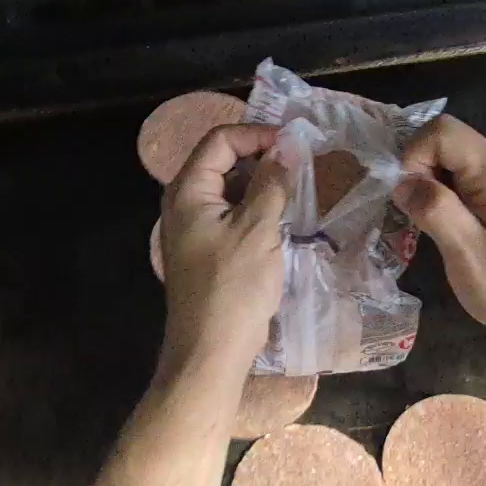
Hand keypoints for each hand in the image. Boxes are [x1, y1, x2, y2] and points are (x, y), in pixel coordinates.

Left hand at [159, 124, 289, 375]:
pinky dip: (256, 212)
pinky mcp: (206, 253)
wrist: (210, 351)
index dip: (258, 135)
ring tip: (299, 192)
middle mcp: (184, 205)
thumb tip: (289, 146)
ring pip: (230, 192)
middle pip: (222, 163)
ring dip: (262, 187)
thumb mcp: (258, 228)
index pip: (220, 140)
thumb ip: (272, 182)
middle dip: (262, 159)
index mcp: (188, 191)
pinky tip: (283, 221)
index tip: (295, 146)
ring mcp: (193, 230)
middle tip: (302, 167)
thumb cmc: (233, 286)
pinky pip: (232, 218)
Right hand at [393, 115, 485, 359]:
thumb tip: (402, 182)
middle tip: (416, 214)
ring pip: (453, 158)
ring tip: (429, 223)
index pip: (442, 131)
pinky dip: (446, 193)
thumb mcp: (466, 252)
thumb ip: (435, 209)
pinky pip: (465, 177)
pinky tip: (446, 226)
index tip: (408, 197)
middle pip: (447, 140)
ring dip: (431, 184)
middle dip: (420, 169)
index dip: (414, 156)